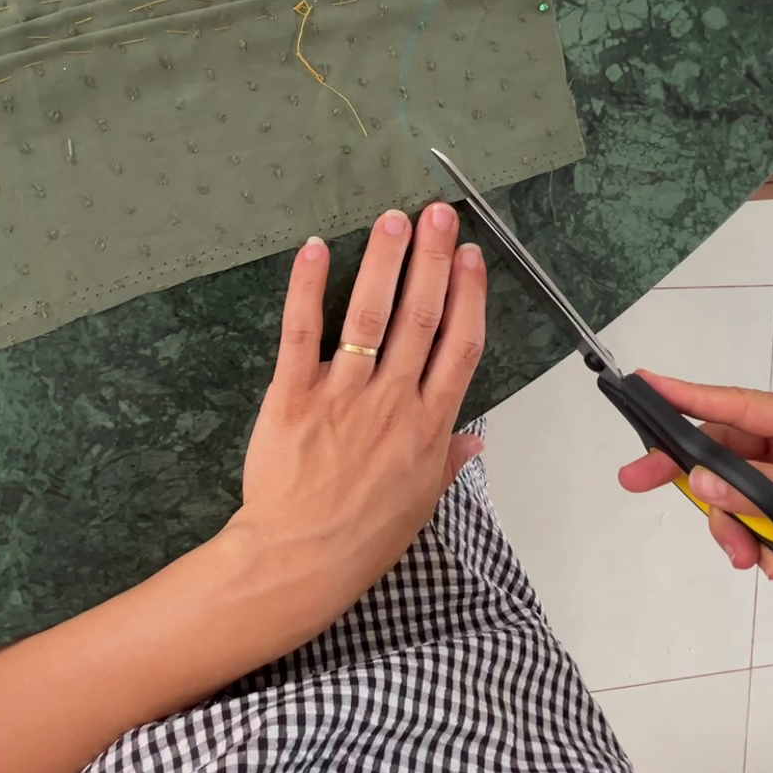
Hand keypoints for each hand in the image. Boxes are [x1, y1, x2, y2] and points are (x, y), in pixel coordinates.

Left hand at [227, 204, 486, 629]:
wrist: (299, 560)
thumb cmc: (362, 538)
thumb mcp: (421, 506)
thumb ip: (449, 462)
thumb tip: (477, 438)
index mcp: (430, 426)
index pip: (460, 346)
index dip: (469, 294)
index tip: (471, 257)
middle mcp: (394, 401)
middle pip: (421, 317)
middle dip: (432, 259)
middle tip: (438, 213)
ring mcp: (344, 395)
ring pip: (370, 315)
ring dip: (384, 262)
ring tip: (394, 219)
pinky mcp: (295, 395)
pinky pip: (303, 333)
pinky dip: (307, 289)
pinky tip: (315, 251)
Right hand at [617, 374, 772, 606]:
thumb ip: (762, 493)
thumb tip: (700, 479)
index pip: (742, 403)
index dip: (688, 394)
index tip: (644, 384)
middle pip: (728, 447)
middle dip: (700, 481)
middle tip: (638, 483)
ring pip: (735, 483)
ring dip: (731, 522)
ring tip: (748, 559)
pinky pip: (752, 507)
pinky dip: (751, 535)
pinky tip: (771, 563)